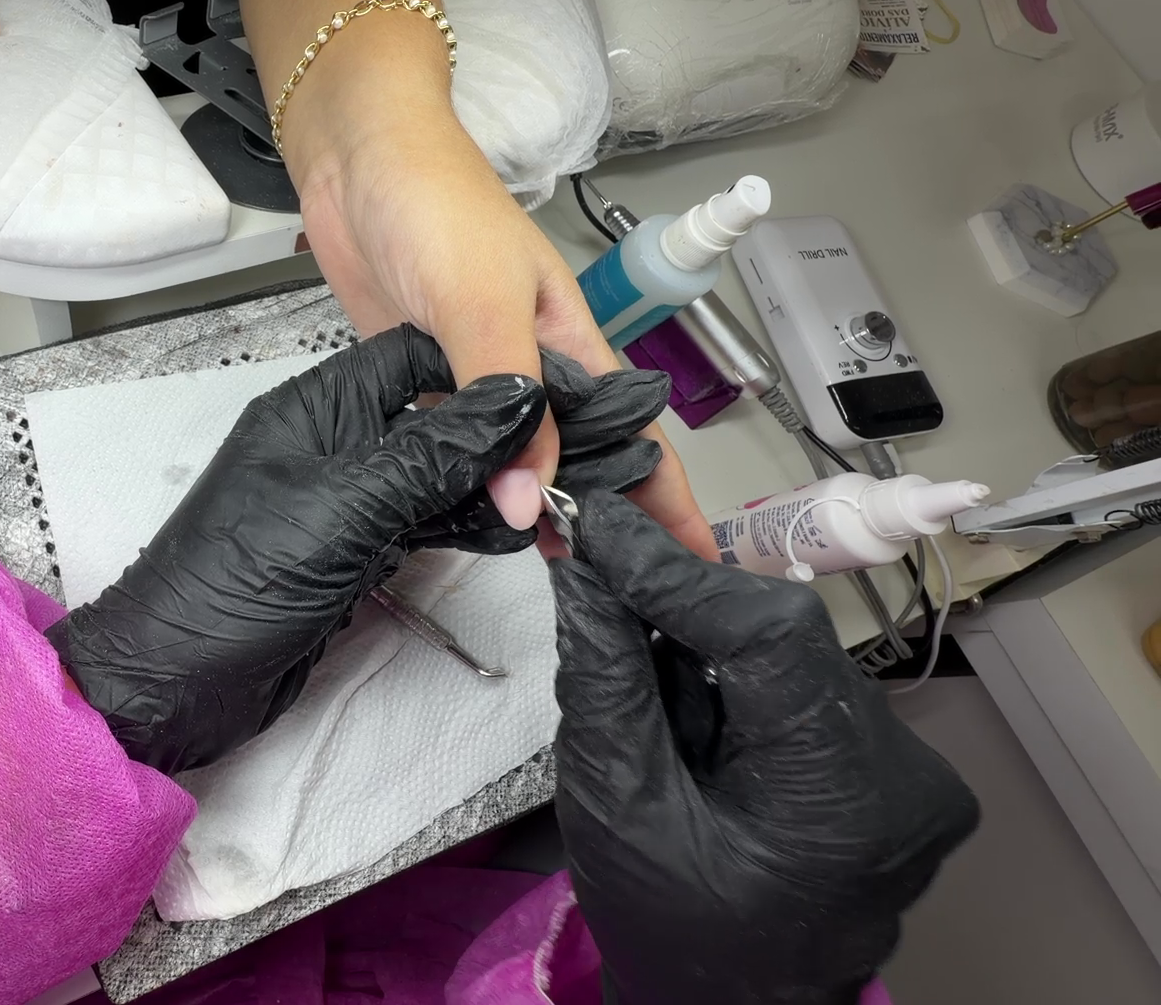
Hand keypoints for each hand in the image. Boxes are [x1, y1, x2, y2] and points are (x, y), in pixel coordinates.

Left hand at [47, 326, 545, 774]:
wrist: (183, 674)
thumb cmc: (246, 574)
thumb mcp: (344, 503)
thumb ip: (430, 453)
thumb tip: (518, 402)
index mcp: (318, 404)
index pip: (412, 356)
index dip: (480, 367)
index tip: (556, 395)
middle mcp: (334, 440)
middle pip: (427, 415)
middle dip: (494, 434)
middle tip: (570, 459)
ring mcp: (345, 496)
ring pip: (429, 472)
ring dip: (484, 485)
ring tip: (551, 504)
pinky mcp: (352, 546)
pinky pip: (416, 520)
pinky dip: (457, 524)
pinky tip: (504, 534)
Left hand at [291, 121, 714, 558]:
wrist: (360, 173)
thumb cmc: (441, 215)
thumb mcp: (489, 307)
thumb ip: (512, 402)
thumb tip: (531, 499)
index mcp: (570, 347)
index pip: (637, 434)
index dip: (670, 500)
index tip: (695, 566)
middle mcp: (526, 372)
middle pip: (573, 457)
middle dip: (595, 517)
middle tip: (601, 590)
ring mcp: (470, 379)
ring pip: (508, 457)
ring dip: (520, 506)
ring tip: (530, 567)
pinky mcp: (419, 380)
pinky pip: (447, 442)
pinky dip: (456, 478)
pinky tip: (451, 514)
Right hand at [550, 492, 978, 1004]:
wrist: (726, 1004)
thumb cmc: (664, 915)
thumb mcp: (612, 794)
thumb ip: (602, 674)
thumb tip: (583, 571)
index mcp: (843, 796)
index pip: (768, 636)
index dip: (673, 570)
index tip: (596, 524)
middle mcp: (898, 767)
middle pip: (774, 635)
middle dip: (671, 602)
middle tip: (589, 579)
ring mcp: (893, 763)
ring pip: (773, 647)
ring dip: (686, 634)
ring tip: (628, 665)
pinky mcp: (866, 757)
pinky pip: (776, 674)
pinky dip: (709, 663)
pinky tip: (670, 693)